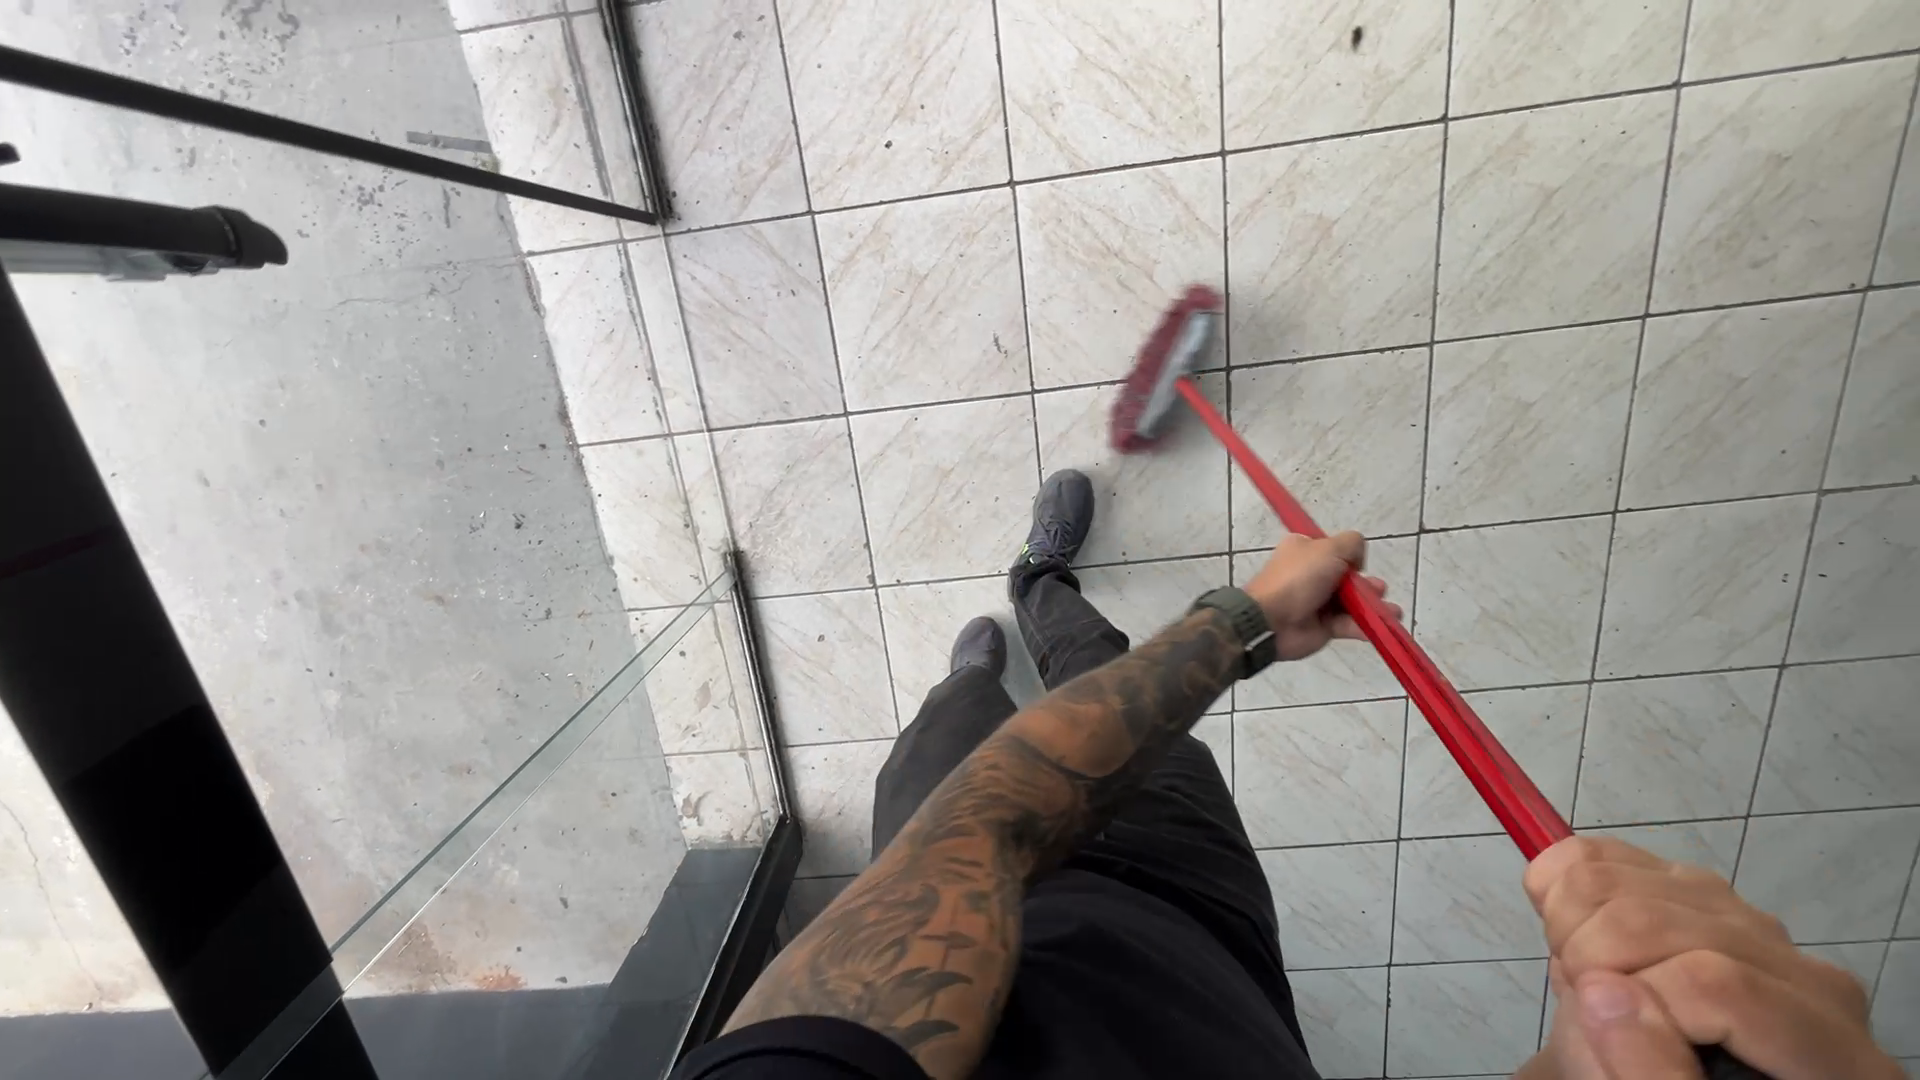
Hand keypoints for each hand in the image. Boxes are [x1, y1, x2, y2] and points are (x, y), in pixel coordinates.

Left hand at [1240, 531, 1399, 660]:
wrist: (1272, 620)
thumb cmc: (1298, 578)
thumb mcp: (1328, 548)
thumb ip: (1351, 543)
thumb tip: (1358, 556)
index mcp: (1304, 550)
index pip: (1333, 549)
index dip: (1348, 555)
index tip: (1354, 563)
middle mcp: (1310, 574)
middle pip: (1348, 577)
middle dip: (1368, 583)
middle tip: (1377, 589)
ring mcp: (1317, 601)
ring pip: (1353, 602)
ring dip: (1375, 605)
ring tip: (1390, 610)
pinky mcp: (1323, 626)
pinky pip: (1350, 624)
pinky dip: (1367, 625)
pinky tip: (1385, 625)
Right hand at [1521, 836, 1900, 1079]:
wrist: (1658, 1063)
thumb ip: (1646, 1070)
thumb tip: (1603, 993)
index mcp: (1824, 1048)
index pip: (1718, 982)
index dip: (1640, 996)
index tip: (1603, 1027)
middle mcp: (1794, 966)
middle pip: (1654, 919)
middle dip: (1585, 954)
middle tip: (1578, 998)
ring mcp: (1734, 912)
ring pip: (1610, 875)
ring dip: (1564, 921)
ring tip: (1575, 970)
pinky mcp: (1678, 879)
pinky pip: (1593, 852)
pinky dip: (1553, 883)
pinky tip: (1565, 928)